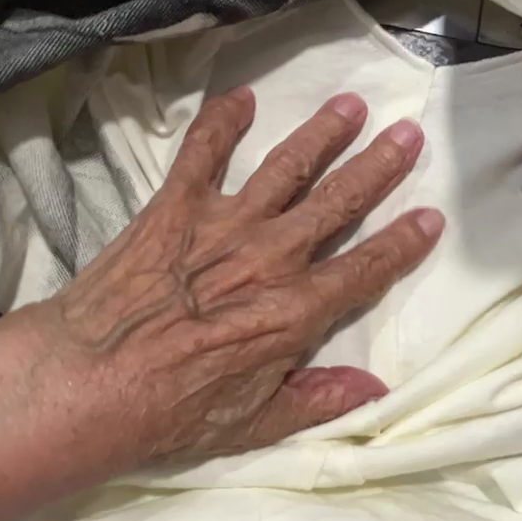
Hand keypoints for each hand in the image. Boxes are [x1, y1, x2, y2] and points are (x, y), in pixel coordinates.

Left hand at [17, 88, 442, 468]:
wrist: (89, 380)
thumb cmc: (173, 410)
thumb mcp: (255, 425)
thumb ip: (318, 400)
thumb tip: (376, 391)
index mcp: (296, 311)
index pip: (366, 268)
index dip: (403, 242)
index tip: (432, 214)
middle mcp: (270, 256)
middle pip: (337, 203)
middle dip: (378, 167)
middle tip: (408, 133)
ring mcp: (223, 224)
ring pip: (286, 168)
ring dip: (321, 134)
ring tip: (350, 105)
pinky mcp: (176, 205)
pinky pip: (202, 153)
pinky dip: (222, 122)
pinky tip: (242, 96)